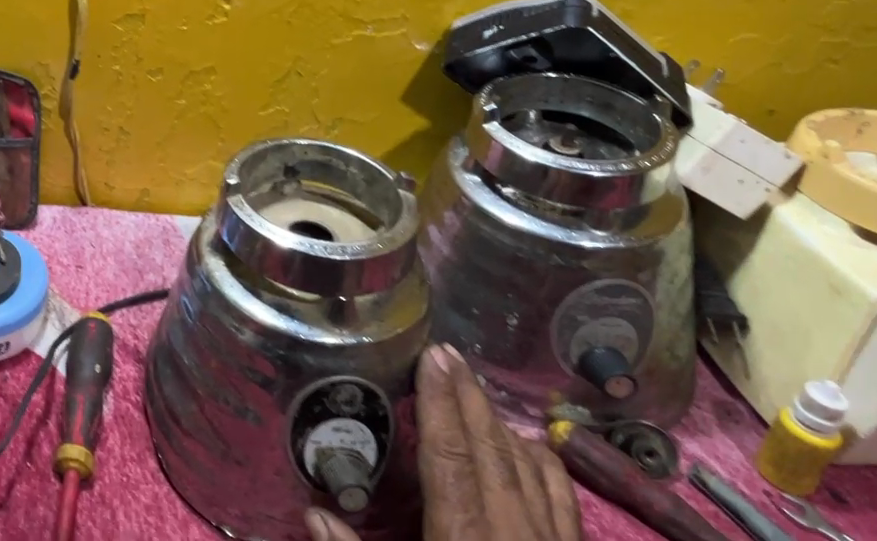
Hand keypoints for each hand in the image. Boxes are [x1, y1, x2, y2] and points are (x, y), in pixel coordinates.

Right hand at [304, 344, 579, 540]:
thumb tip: (314, 513)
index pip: (453, 455)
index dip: (442, 402)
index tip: (433, 357)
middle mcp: (514, 535)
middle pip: (491, 450)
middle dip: (469, 398)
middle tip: (447, 354)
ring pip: (530, 468)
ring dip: (500, 424)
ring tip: (476, 391)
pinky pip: (563, 499)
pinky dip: (543, 463)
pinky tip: (531, 448)